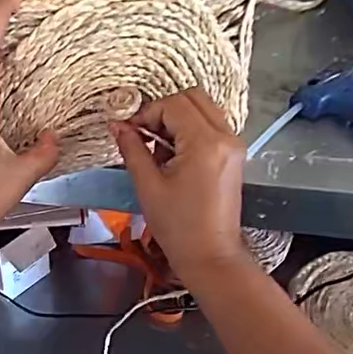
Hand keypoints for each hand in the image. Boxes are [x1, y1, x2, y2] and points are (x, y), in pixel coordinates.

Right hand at [110, 89, 251, 284]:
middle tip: (143, 134)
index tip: (129, 132)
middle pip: (192, 97)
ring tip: (157, 148)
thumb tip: (118, 126)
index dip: (146, 113)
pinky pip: (211, 126)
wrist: (210, 256)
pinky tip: (173, 155)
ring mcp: (234, 145)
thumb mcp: (148, 186)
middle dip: (163, 110)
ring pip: (203, 109)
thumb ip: (133, 149)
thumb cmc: (178, 227)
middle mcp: (225, 137)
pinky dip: (190, 130)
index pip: (173, 105)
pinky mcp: (234, 155)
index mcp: (205, 143)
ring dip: (177, 119)